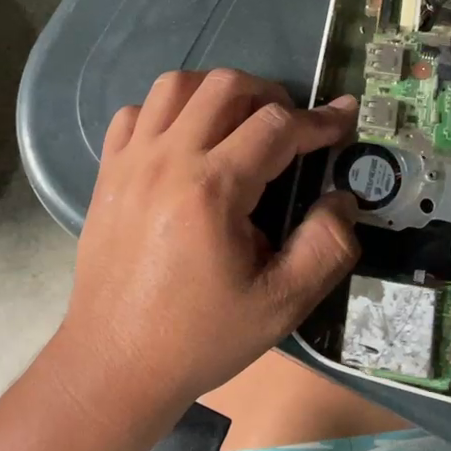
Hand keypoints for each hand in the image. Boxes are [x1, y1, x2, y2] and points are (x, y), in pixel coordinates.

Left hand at [54, 69, 361, 414]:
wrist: (114, 365)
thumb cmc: (200, 338)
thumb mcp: (280, 305)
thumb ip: (326, 247)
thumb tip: (343, 198)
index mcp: (212, 189)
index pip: (276, 126)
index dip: (318, 120)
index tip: (343, 120)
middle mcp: (168, 159)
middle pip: (225, 85)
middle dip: (269, 94)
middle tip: (290, 128)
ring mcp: (130, 162)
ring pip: (175, 85)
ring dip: (216, 91)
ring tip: (238, 123)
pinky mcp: (107, 173)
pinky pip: (135, 113)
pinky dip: (166, 111)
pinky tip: (184, 141)